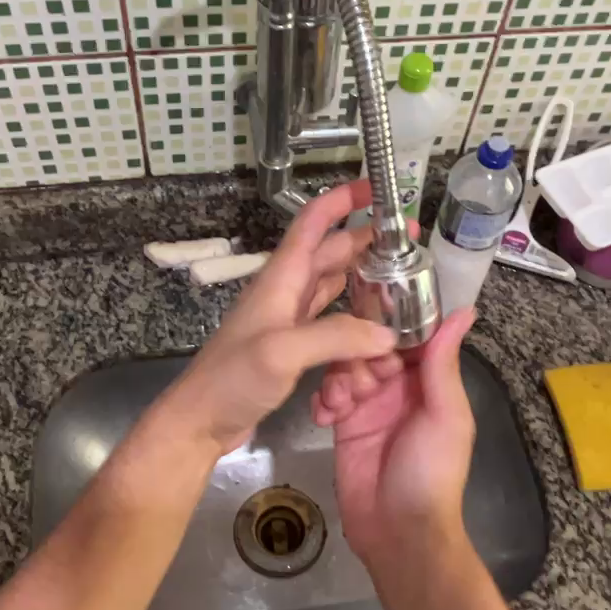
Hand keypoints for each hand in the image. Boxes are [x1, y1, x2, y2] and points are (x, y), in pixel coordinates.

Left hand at [158, 179, 397, 453]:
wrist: (200, 421)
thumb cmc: (232, 379)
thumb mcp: (282, 352)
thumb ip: (335, 337)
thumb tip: (387, 335)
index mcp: (280, 279)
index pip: (311, 224)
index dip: (341, 200)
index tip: (374, 188)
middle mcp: (285, 293)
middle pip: (331, 255)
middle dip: (367, 242)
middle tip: (409, 242)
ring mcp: (288, 321)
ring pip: (333, 288)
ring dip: (364, 281)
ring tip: (401, 282)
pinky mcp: (293, 349)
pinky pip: (331, 324)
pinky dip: (355, 323)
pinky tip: (376, 330)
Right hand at [312, 307, 476, 564]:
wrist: (399, 532)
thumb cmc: (431, 472)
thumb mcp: (446, 415)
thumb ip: (443, 362)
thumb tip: (466, 310)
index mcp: (427, 381)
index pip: (406, 337)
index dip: (389, 326)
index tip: (371, 322)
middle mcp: (397, 388)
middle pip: (368, 348)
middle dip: (358, 358)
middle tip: (360, 382)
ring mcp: (367, 406)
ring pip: (344, 368)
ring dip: (338, 380)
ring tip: (340, 404)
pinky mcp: (342, 426)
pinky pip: (327, 398)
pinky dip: (323, 401)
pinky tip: (325, 417)